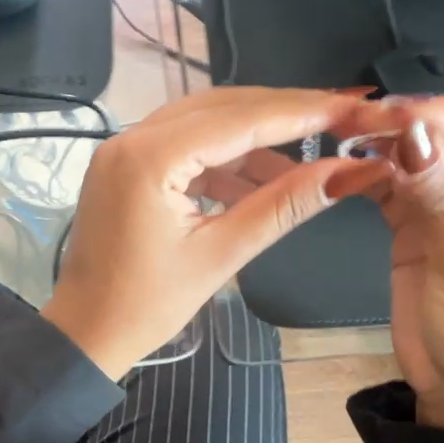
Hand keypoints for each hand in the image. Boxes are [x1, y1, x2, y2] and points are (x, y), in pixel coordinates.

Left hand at [42, 87, 385, 377]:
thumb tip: (352, 171)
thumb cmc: (146, 307)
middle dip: (284, 115)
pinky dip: (222, 158)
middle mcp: (130, 139)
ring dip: (254, 138)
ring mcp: (121, 151)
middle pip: (222, 107)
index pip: (241, 118)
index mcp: (149, 159)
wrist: (84, 335)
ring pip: (203, 122)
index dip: (305, 112)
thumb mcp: (221, 255)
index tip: (358, 107)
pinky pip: (182, 146)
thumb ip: (284, 205)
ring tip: (307, 162)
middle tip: (343, 121)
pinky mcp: (121, 168)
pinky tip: (260, 178)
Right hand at [343, 97, 443, 431]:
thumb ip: (440, 196)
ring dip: (386, 150)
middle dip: (413, 127)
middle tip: (359, 119)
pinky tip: (346, 173)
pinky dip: (372, 181)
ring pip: (425, 160)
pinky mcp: (423, 228)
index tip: (399, 111)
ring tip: (344, 140)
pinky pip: (398, 191)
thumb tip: (410, 132)